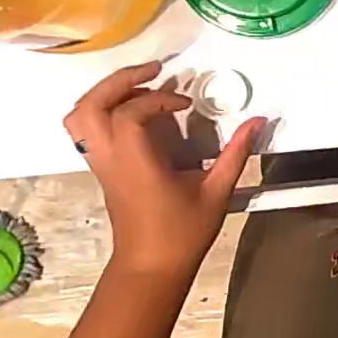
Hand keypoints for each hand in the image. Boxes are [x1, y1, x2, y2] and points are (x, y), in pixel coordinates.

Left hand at [63, 61, 267, 274]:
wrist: (150, 267)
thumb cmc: (183, 233)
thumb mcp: (217, 192)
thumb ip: (236, 153)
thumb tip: (257, 122)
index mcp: (136, 164)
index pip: (130, 114)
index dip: (158, 99)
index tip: (186, 105)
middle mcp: (110, 159)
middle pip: (91, 106)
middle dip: (120, 80)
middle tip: (154, 70)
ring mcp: (100, 164)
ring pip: (79, 116)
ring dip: (105, 92)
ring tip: (141, 85)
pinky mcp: (101, 168)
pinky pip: (84, 129)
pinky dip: (102, 109)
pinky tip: (134, 110)